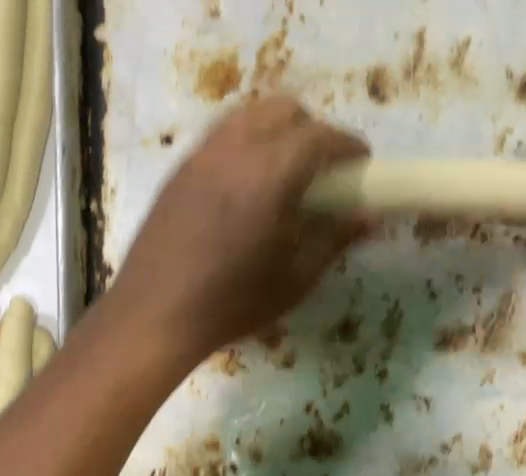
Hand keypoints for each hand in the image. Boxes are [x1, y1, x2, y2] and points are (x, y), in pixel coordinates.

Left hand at [103, 97, 370, 361]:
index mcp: (270, 174)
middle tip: (324, 172)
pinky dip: (247, 144)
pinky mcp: (180, 169)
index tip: (363, 166)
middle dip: (313, 131)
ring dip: (277, 132)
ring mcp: (202, 155)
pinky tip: (248, 187)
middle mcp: (236, 149)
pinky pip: (222, 136)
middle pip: (285, 111)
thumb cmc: (232, 304)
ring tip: (286, 175)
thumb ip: (334, 239)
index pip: (321, 138)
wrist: (155, 314)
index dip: (348, 147)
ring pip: (250, 115)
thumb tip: (370, 217)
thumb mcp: (295, 279)